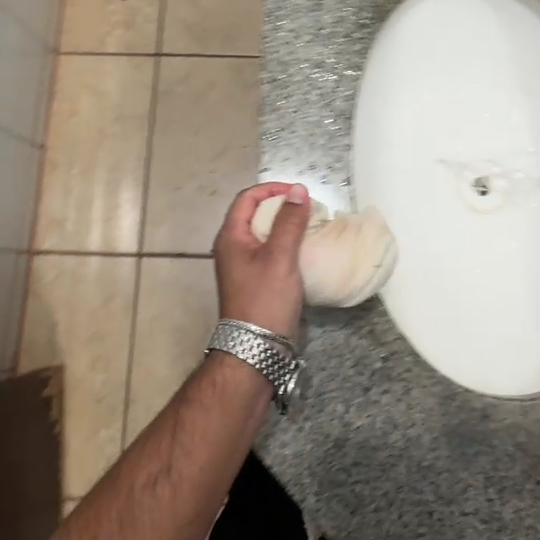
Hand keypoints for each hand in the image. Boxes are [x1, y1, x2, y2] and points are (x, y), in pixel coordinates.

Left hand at [213, 182, 311, 338]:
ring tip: (309, 226)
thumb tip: (298, 190)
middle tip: (307, 208)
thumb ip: (289, 222)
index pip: (247, 198)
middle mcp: (232, 247)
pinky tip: (303, 250)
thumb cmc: (265, 300)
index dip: (271, 189)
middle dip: (280, 206)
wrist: (255, 350)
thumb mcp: (280, 257)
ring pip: (262, 234)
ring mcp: (242, 266)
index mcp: (231, 237)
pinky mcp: (253, 281)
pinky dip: (284, 244)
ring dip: (284, 226)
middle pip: (254, 214)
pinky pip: (268, 252)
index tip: (297, 192)